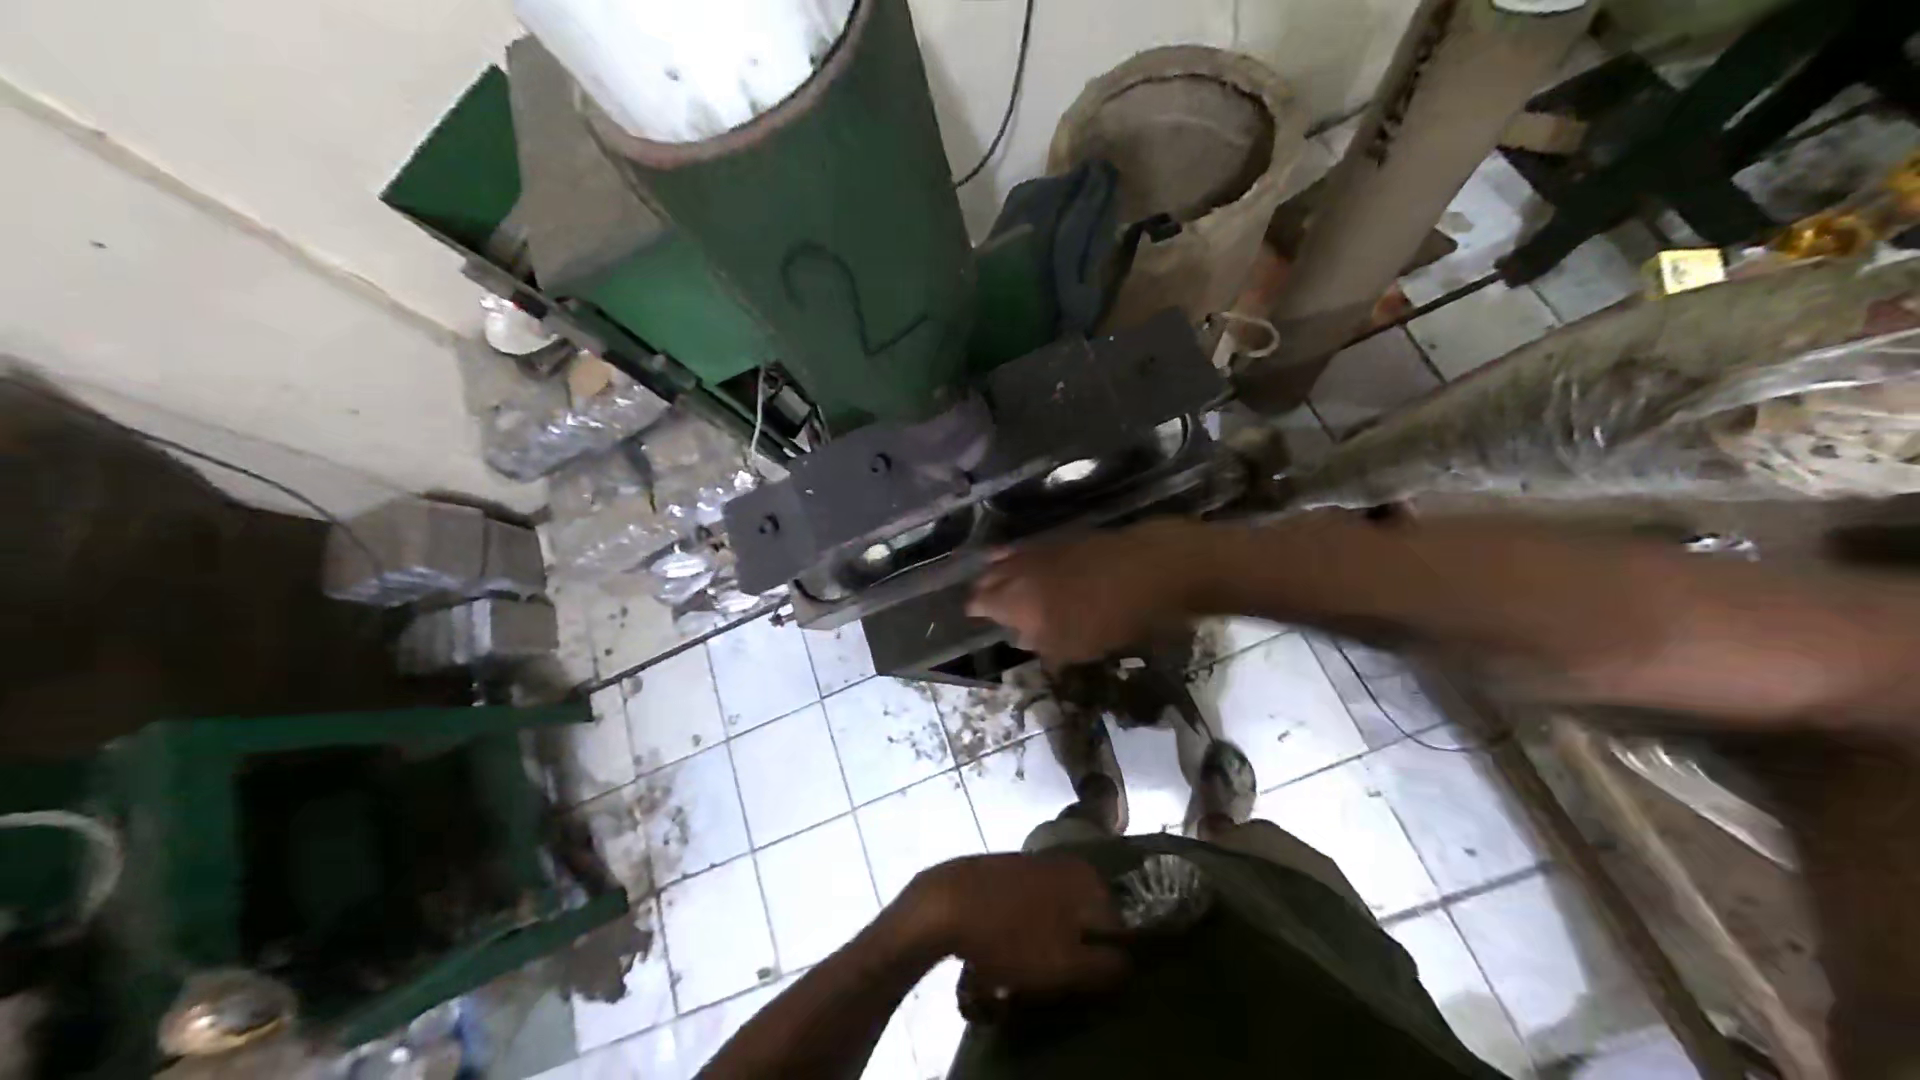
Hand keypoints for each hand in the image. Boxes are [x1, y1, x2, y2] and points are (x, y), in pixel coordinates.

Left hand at [897, 854, 1127, 998]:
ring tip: (1018, 971)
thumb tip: (1127, 962)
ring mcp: (1029, 864)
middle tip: (1047, 979)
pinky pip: (1021, 911)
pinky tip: (997, 952)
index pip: (1116, 925)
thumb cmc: (1012, 937)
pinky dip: (1014, 933)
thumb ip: (1107, 966)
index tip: (1081, 980)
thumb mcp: (1068, 965)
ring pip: (1049, 916)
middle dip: (1067, 953)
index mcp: (1086, 878)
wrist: (944, 905)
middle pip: (1080, 920)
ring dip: (1038, 947)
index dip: (1103, 959)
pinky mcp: (1000, 872)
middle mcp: (1064, 863)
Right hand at [966, 519, 1207, 663]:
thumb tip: (1023, 639)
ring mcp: (1041, 549)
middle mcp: (1018, 571)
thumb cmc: (1107, 618)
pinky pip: (1031, 546)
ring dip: (999, 567)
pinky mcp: (1063, 536)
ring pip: (1008, 556)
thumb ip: (1041, 645)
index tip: (974, 615)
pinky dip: (1022, 553)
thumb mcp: (1073, 648)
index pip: (980, 603)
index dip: (976, 610)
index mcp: (1014, 601)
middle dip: (984, 587)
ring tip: (994, 572)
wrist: (1146, 570)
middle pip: (989, 576)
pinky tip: (1029, 559)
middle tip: (982, 596)